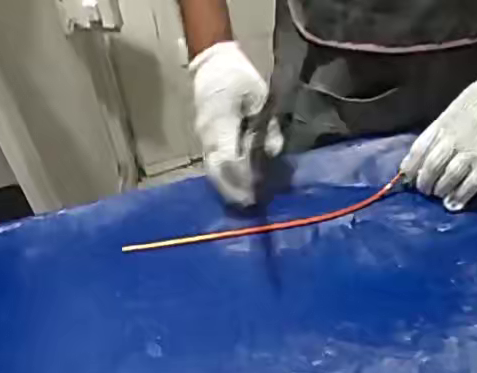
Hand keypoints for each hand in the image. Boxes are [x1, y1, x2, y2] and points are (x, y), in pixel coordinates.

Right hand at [189, 42, 283, 207]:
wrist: (212, 65)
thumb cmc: (239, 77)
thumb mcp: (259, 94)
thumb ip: (266, 124)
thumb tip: (273, 153)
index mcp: (222, 122)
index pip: (229, 159)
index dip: (242, 177)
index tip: (256, 190)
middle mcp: (209, 136)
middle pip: (218, 172)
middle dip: (234, 190)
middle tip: (249, 204)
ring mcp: (203, 141)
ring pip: (212, 174)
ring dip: (227, 190)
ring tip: (241, 202)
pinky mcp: (204, 144)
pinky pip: (211, 169)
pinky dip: (222, 182)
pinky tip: (233, 190)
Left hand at [399, 54, 476, 211]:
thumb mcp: (459, 106)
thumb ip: (441, 129)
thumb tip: (423, 152)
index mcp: (445, 123)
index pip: (417, 152)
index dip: (410, 169)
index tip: (408, 177)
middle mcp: (454, 139)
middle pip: (430, 169)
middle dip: (424, 183)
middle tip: (426, 189)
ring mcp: (472, 150)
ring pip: (446, 180)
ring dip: (441, 191)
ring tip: (441, 194)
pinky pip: (470, 184)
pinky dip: (460, 196)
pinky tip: (454, 203)